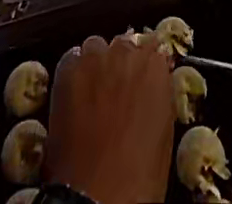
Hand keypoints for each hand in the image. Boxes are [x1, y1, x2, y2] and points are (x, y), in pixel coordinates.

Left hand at [46, 35, 174, 203]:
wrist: (96, 194)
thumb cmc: (139, 171)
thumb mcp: (164, 129)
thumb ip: (160, 94)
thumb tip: (154, 87)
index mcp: (157, 65)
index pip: (154, 47)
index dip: (146, 67)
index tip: (141, 81)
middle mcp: (128, 53)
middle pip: (125, 43)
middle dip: (121, 61)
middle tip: (116, 89)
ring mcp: (96, 60)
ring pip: (96, 46)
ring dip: (96, 62)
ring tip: (92, 89)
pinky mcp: (67, 73)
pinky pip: (71, 58)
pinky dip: (72, 72)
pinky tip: (72, 93)